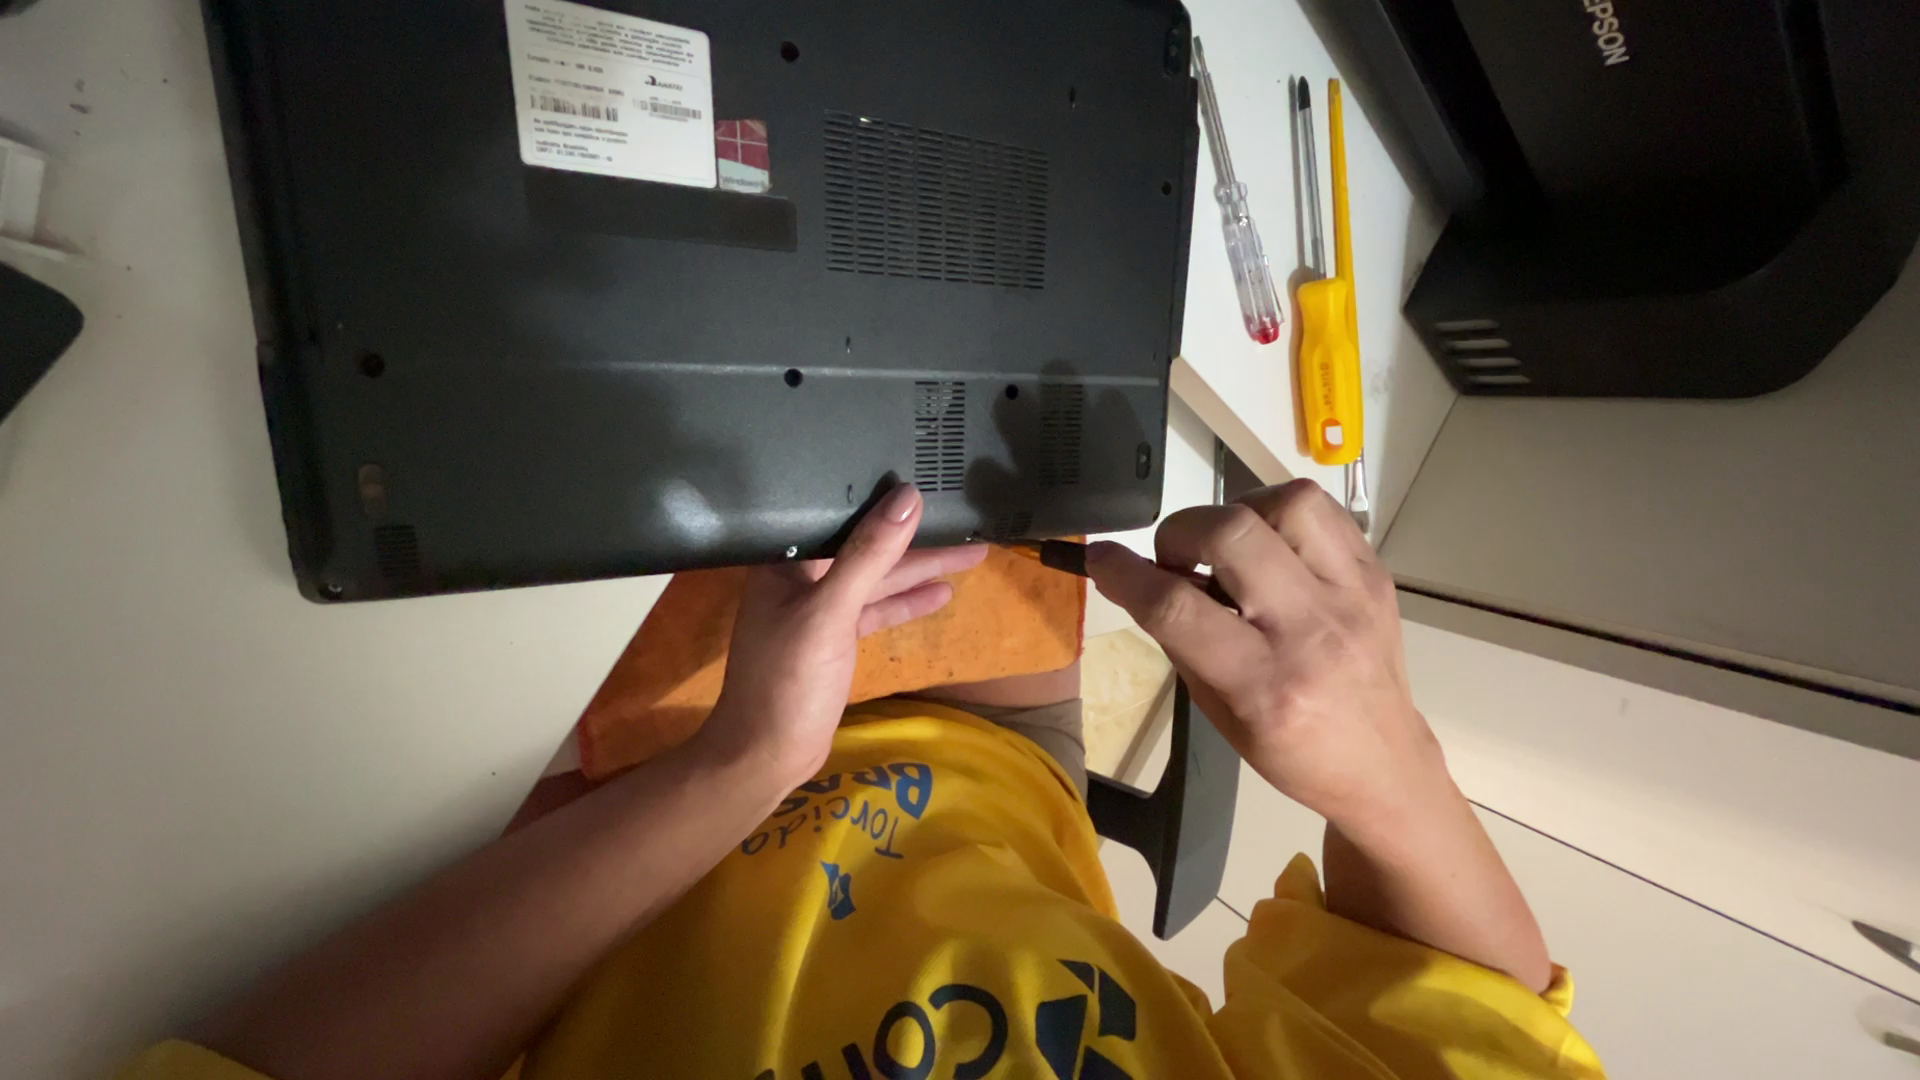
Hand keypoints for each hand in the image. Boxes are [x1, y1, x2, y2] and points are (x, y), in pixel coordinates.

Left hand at [699, 484, 987, 788]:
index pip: (840, 516)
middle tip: (966, 523)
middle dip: (916, 539)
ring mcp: (820, 610)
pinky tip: (941, 592)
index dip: (883, 499)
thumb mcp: (830, 612)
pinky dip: (906, 601)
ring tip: (971, 553)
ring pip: (877, 580)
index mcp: (787, 561)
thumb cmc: (788, 680)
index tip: (928, 481)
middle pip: (867, 548)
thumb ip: (868, 556)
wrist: (767, 756)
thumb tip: (908, 498)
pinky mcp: (835, 638)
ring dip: (920, 570)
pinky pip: (876, 609)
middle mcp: (802, 578)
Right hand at [1085, 479, 1448, 833]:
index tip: (1101, 558)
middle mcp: (1312, 632)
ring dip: (1235, 512)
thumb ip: (1178, 639)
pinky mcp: (1375, 574)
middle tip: (1175, 560)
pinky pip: (1320, 508)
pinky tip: (1266, 541)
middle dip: (1180, 532)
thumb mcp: (1215, 711)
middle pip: (1231, 536)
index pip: (1177, 609)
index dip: (1125, 573)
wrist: (1383, 765)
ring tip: (1226, 545)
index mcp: (1263, 684)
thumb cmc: (1288, 749)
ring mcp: (1352, 596)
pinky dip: (1276, 510)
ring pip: (1285, 505)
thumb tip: (1140, 577)